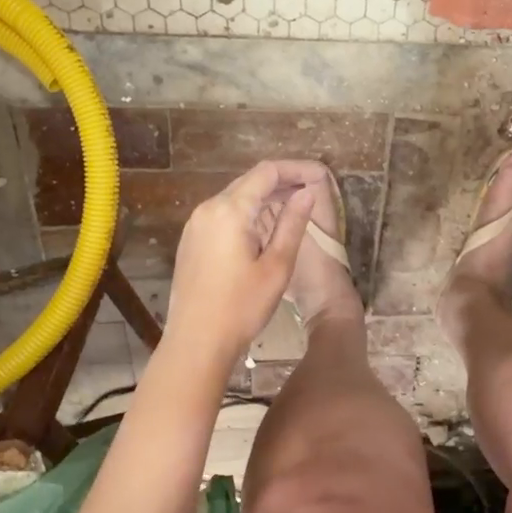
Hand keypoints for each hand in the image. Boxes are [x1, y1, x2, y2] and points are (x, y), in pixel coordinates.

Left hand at [163, 160, 323, 358]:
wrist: (196, 342)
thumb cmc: (241, 307)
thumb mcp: (277, 266)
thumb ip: (292, 224)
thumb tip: (307, 193)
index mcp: (230, 210)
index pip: (267, 173)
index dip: (296, 170)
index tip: (320, 177)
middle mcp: (208, 208)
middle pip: (249, 182)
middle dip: (281, 182)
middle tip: (311, 192)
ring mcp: (195, 225)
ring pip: (235, 198)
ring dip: (264, 198)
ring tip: (293, 208)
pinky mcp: (191, 241)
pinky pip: (222, 215)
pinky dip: (246, 213)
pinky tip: (263, 230)